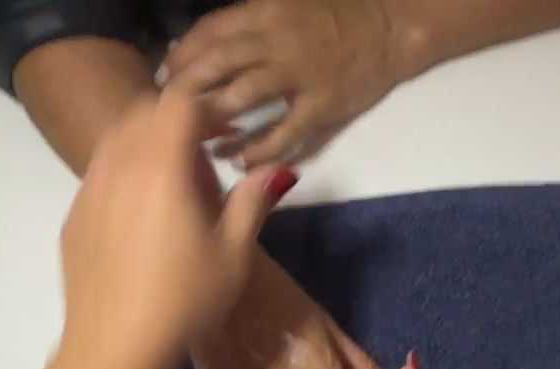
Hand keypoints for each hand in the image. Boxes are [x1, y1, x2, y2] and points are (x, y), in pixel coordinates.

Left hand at [59, 92, 288, 368]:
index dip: (209, 107)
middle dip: (178, 123)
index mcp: (160, 165)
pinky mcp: (73, 219)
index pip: (182, 102)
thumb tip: (276, 170)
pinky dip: (124, 176)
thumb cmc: (183, 305)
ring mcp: (88, 191)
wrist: (114, 351)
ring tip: (173, 188)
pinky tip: (141, 220)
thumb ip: (252, 203)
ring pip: (116, 141)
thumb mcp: (232, 257)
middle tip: (204, 161)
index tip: (229, 133)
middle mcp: (117, 165)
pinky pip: (99, 176)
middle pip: (145, 113)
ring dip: (147, 146)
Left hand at [163, 0, 422, 166]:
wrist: (394, 25)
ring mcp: (298, 73)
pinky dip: (259, 150)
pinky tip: (242, 163)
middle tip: (173, 118)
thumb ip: (249, 24)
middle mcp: (276, 38)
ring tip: (202, 144)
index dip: (183, 54)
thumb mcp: (286, 5)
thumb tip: (204, 46)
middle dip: (189, 91)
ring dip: (216, 122)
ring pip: (243, 96)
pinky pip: (283, 133)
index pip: (210, 32)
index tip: (165, 77)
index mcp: (265, 11)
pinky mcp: (321, 107)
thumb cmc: (339, 14)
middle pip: (217, 63)